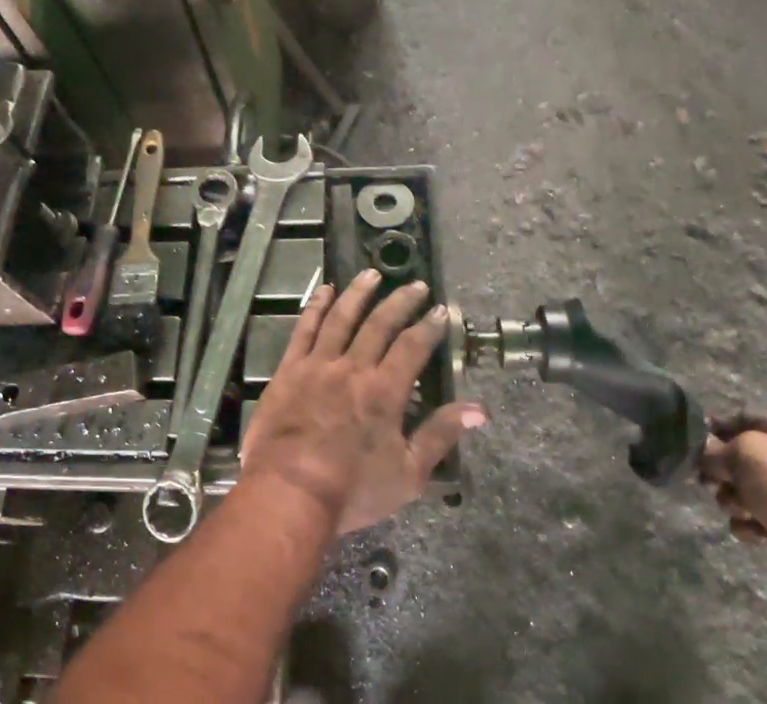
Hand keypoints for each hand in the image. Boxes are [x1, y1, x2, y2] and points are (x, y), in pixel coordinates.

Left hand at [241, 270, 487, 533]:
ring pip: (341, 317)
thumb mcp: (408, 474)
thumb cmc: (352, 490)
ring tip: (372, 274)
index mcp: (385, 391)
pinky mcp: (289, 370)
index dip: (429, 327)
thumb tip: (478, 411)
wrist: (288, 493)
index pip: (413, 347)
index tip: (441, 311)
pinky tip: (324, 291)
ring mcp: (317, 365)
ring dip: (358, 293)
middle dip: (400, 302)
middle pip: (379, 324)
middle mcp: (353, 367)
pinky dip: (316, 307)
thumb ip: (440, 435)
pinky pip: (304, 329)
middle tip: (416, 285)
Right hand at [700, 416, 766, 591]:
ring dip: (734, 501)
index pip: (744, 418)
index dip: (716, 430)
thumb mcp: (746, 454)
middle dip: (724, 473)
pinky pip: (760, 518)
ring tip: (742, 512)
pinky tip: (756, 533)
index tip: (693, 446)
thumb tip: (705, 454)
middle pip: (742, 457)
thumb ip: (716, 449)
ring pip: (747, 490)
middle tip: (713, 483)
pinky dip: (751, 525)